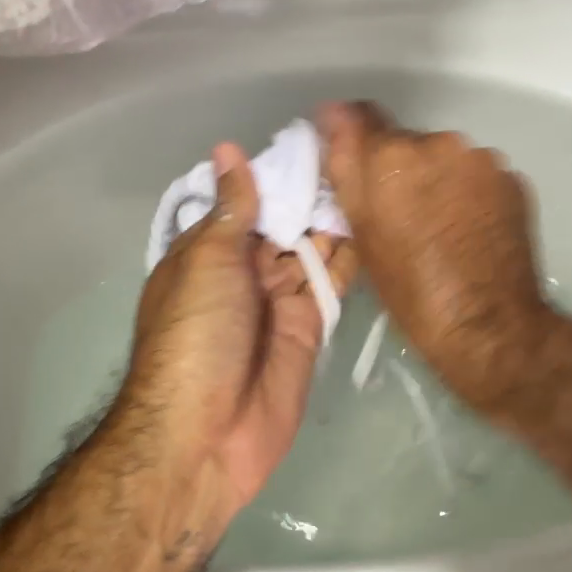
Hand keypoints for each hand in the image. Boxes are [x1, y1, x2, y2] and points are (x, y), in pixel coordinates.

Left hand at [121, 143, 357, 516]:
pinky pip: (330, 286)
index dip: (277, 175)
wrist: (205, 433)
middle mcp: (242, 274)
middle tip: (360, 151)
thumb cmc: (196, 335)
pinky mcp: (308, 330)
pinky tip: (375, 224)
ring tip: (374, 178)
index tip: (317, 137)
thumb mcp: (207, 262)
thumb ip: (232, 209)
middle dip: (312, 196)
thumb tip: (227, 150)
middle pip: (282, 226)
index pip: (246, 203)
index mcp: (208, 253)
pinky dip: (348, 259)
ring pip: (310, 252)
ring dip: (335, 222)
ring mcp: (277, 302)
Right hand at [319, 102, 558, 421]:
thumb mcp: (362, 233)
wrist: (488, 325)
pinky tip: (467, 229)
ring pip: (444, 159)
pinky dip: (467, 193)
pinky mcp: (512, 178)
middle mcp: (438, 143)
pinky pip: (476, 175)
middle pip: (405, 142)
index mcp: (390, 157)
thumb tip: (331, 114)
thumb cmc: (409, 289)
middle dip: (398, 169)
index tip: (348, 158)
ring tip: (438, 226)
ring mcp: (481, 159)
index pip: (358, 115)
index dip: (349, 134)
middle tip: (398, 213)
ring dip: (435, 180)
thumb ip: (345, 167)